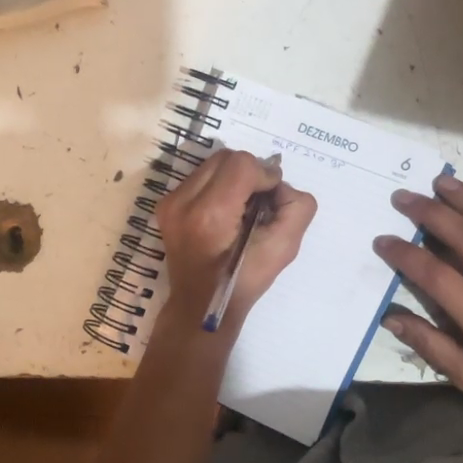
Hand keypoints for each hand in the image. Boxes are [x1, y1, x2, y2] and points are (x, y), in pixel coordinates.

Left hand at [156, 150, 315, 326]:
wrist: (201, 304)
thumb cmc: (243, 281)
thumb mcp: (284, 248)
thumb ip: (296, 208)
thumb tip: (279, 185)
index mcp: (210, 215)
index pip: (242, 164)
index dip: (265, 175)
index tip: (272, 198)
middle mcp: (183, 202)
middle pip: (226, 158)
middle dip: (250, 173)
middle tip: (260, 201)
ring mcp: (171, 203)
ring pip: (212, 164)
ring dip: (234, 177)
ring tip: (243, 207)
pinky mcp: (166, 205)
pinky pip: (200, 177)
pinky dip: (218, 185)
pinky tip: (225, 212)